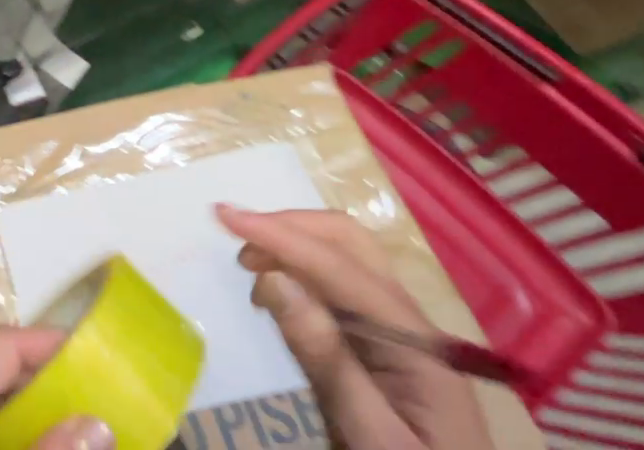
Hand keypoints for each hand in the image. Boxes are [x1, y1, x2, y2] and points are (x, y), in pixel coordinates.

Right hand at [216, 205, 495, 449]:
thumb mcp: (374, 439)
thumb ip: (329, 363)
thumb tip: (274, 280)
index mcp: (419, 343)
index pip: (342, 268)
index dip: (281, 235)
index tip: (224, 216)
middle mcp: (412, 323)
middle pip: (350, 243)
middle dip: (288, 226)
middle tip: (234, 236)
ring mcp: (399, 332)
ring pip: (343, 257)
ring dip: (292, 244)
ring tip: (247, 264)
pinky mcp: (380, 346)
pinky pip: (337, 287)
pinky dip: (298, 272)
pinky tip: (274, 290)